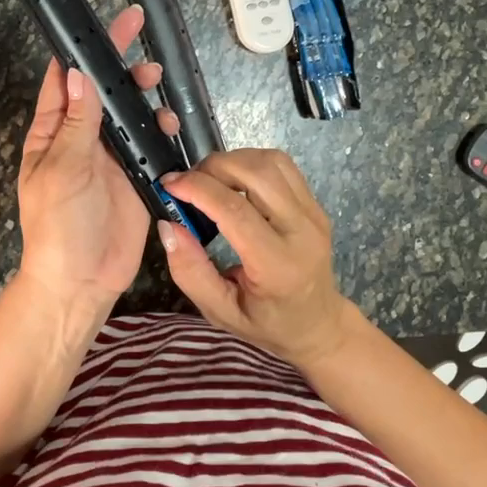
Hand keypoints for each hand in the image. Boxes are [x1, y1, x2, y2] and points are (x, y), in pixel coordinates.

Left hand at [16, 5, 177, 309]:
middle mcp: (80, 139)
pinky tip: (167, 122)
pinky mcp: (133, 177)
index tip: (104, 27)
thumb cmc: (57, 227)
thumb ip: (76, 123)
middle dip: (120, 70)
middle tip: (143, 54)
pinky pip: (148, 145)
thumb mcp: (62, 170)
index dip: (82, 51)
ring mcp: (108, 158)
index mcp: (52, 133)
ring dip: (142, 97)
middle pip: (102, 93)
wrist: (79, 282)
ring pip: (128, 115)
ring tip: (156, 84)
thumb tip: (76, 75)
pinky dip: (159, 130)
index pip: (64, 80)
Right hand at [158, 149, 362, 368]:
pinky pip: (282, 166)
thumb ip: (190, 271)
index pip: (235, 210)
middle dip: (213, 167)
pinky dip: (250, 163)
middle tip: (187, 182)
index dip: (198, 188)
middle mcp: (302, 232)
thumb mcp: (220, 311)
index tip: (168, 184)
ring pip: (270, 162)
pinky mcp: (315, 204)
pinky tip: (233, 180)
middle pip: (256, 174)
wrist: (318, 325)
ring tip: (208, 180)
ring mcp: (313, 214)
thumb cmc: (266, 323)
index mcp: (278, 265)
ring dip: (232, 161)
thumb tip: (168, 226)